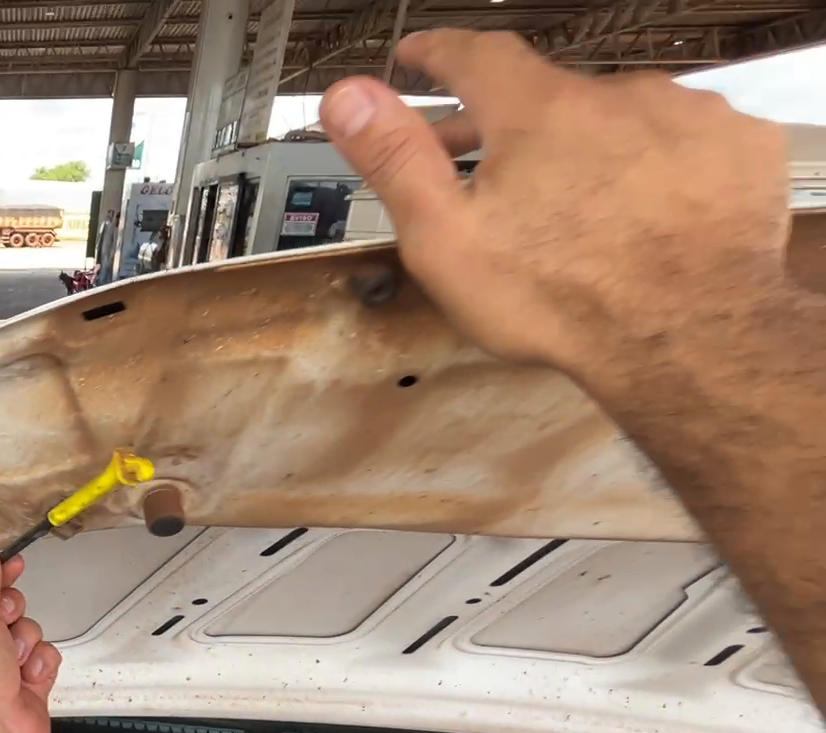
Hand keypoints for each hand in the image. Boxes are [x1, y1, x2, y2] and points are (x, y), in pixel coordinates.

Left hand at [0, 534, 60, 732]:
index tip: (14, 562)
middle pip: (8, 610)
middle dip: (11, 614)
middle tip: (3, 624)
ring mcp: (3, 669)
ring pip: (30, 633)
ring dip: (26, 642)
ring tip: (13, 662)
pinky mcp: (28, 688)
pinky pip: (46, 658)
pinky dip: (42, 665)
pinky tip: (29, 677)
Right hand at [319, 30, 792, 381]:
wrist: (678, 333)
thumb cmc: (546, 292)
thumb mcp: (442, 234)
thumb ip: (396, 158)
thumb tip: (347, 96)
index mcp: (539, 114)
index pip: (479, 56)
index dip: (439, 51)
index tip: (416, 53)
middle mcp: (619, 96)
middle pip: (541, 97)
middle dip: (498, 126)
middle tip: (466, 169)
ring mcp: (688, 117)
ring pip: (607, 118)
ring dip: (568, 145)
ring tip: (548, 203)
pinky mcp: (734, 148)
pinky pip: (669, 138)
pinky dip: (633, 161)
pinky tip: (617, 208)